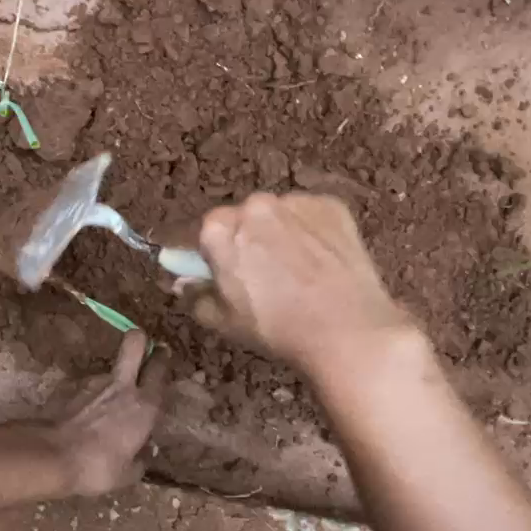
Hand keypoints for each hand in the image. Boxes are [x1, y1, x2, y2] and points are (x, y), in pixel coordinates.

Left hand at [47, 329, 168, 495]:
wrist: (54, 456)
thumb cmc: (98, 467)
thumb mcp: (128, 474)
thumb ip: (139, 461)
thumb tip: (142, 456)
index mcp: (146, 405)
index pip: (160, 370)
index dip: (162, 360)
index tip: (162, 356)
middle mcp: (122, 386)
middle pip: (135, 343)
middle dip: (139, 339)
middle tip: (142, 344)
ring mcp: (93, 382)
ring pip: (107, 370)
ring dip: (109, 382)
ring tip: (101, 409)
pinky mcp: (69, 387)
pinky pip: (85, 388)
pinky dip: (87, 398)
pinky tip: (81, 418)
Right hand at [190, 193, 416, 381]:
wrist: (346, 328)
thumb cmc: (275, 327)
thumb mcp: (220, 320)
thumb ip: (193, 295)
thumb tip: (184, 282)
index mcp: (218, 229)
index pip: (198, 235)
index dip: (203, 256)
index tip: (214, 273)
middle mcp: (253, 205)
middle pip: (237, 220)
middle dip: (241, 242)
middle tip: (256, 277)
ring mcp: (295, 202)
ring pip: (273, 216)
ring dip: (274, 234)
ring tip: (291, 271)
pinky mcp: (331, 205)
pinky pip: (307, 215)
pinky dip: (306, 232)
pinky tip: (315, 262)